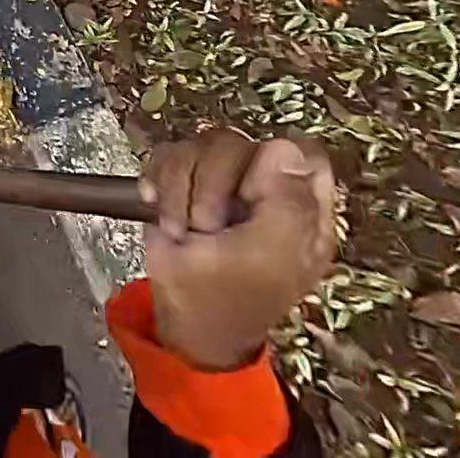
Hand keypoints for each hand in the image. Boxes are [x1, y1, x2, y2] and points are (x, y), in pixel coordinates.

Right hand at [139, 130, 339, 370]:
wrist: (177, 316)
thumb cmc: (229, 297)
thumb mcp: (268, 258)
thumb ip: (288, 203)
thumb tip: (286, 148)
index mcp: (299, 205)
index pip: (300, 152)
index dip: (272, 163)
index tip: (251, 193)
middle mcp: (263, 184)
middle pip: (238, 143)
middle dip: (211, 183)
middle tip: (206, 226)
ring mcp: (221, 179)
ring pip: (200, 145)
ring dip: (180, 189)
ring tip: (182, 230)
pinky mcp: (184, 177)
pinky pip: (169, 153)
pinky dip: (159, 182)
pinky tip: (160, 211)